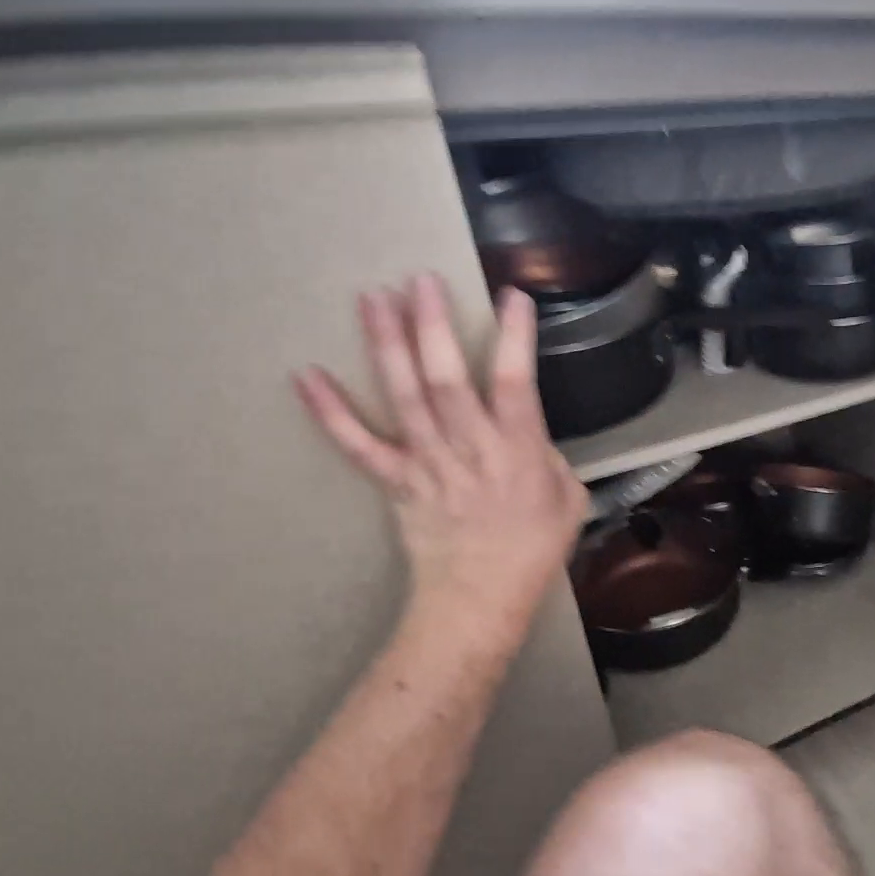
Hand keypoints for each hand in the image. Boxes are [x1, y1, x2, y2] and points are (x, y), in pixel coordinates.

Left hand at [294, 275, 588, 636]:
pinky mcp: (395, 480)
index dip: (514, 337)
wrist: (482, 595)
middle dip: (434, 326)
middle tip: (421, 280)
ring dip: (387, 346)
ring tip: (374, 298)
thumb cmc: (535, 547)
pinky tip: (306, 375)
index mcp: (519, 450)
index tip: (512, 296)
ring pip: (404, 396)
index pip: (517, 382)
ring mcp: (428, 461)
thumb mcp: (569, 497)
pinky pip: (358, 444)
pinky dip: (330, 412)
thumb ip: (549, 456)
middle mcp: (471, 446)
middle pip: (447, 378)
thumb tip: (528, 436)